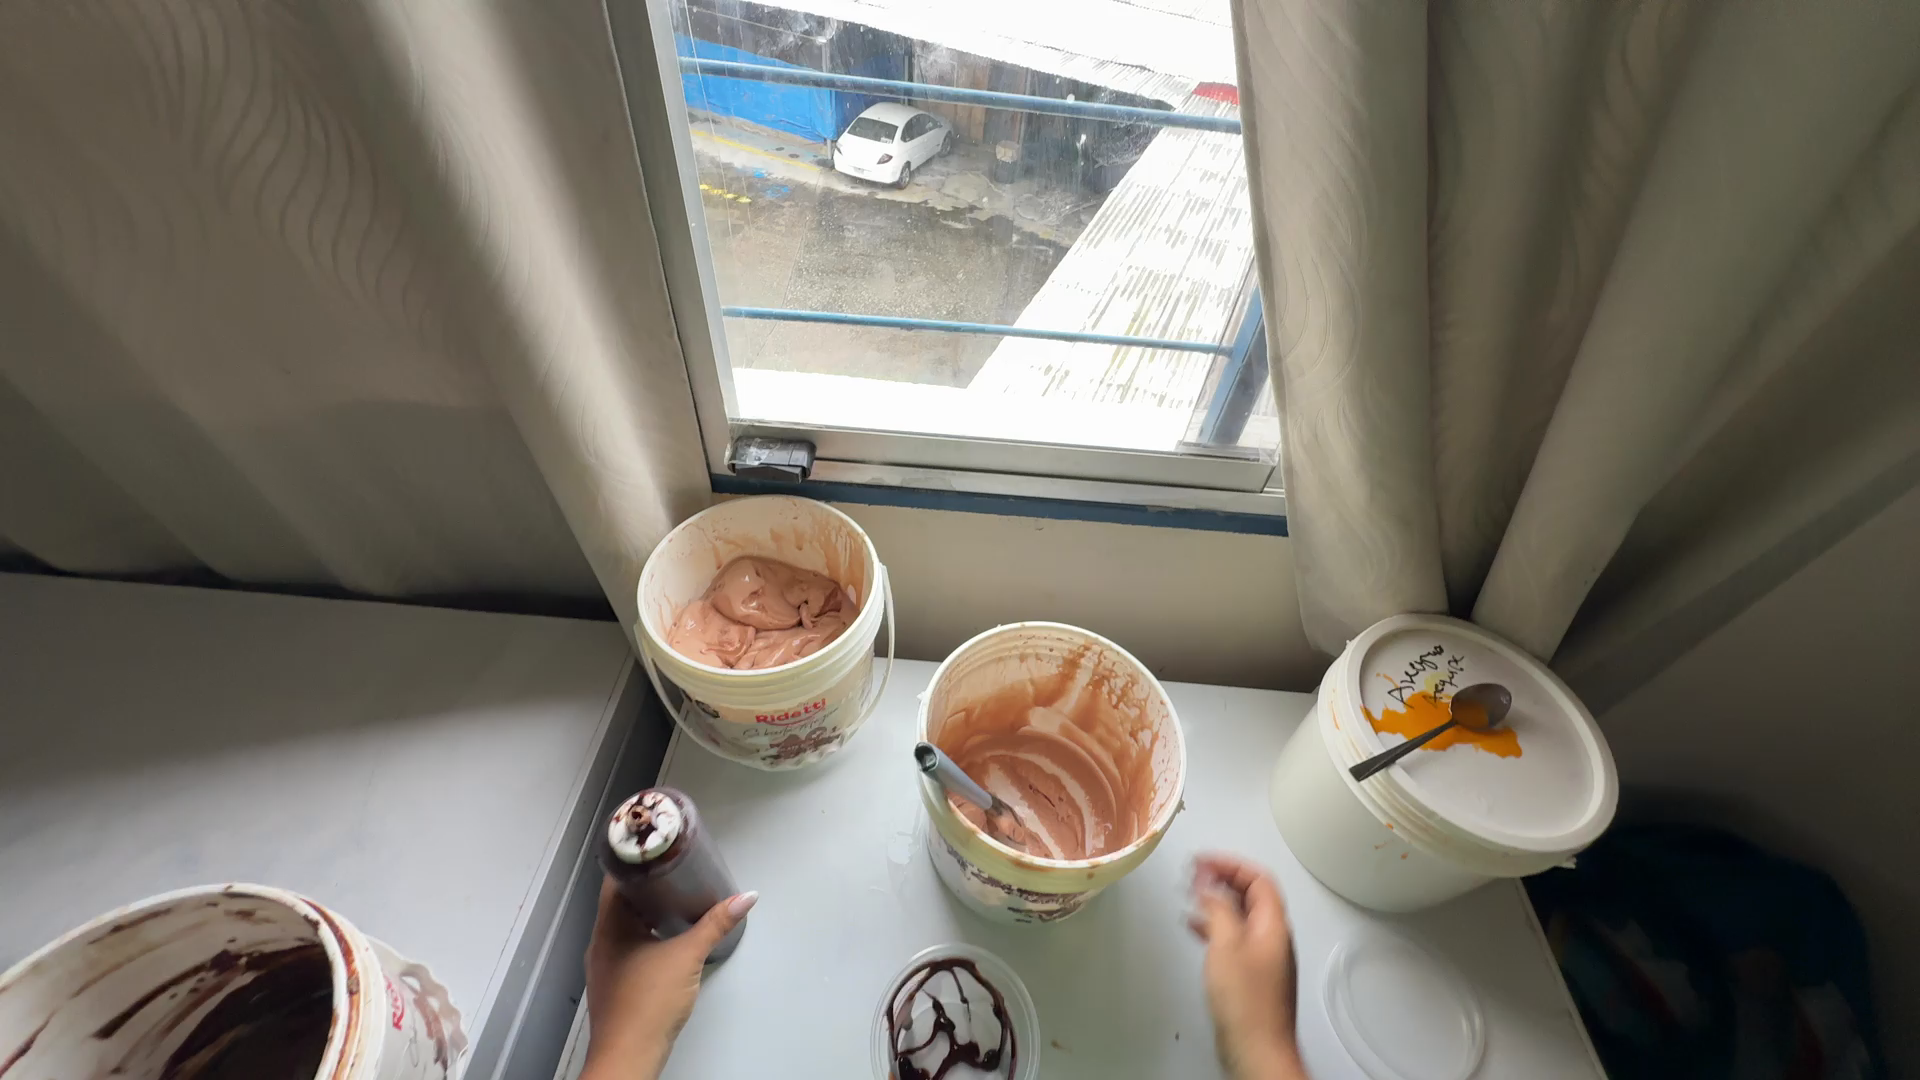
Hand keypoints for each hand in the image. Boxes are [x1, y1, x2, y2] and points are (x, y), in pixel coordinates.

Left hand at [580, 879, 757, 1079]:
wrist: (627, 1062)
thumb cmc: (648, 1004)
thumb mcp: (688, 957)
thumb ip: (716, 924)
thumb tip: (745, 897)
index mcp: (609, 928)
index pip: (616, 879)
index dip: (638, 859)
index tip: (662, 845)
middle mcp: (601, 942)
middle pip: (621, 899)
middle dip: (649, 881)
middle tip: (678, 864)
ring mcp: (606, 964)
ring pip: (624, 922)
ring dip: (648, 906)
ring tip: (678, 891)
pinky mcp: (615, 981)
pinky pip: (628, 941)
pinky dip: (647, 929)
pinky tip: (669, 930)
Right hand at [1188, 854, 1306, 1079]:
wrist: (1256, 1051)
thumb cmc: (1246, 1002)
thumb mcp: (1226, 943)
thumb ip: (1218, 908)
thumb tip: (1209, 888)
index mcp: (1273, 926)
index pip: (1258, 879)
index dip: (1230, 864)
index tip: (1203, 862)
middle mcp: (1271, 938)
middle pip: (1250, 894)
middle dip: (1221, 878)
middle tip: (1195, 874)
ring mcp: (1262, 957)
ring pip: (1239, 914)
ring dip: (1215, 900)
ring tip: (1190, 894)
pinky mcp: (1249, 974)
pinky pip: (1232, 935)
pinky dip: (1213, 923)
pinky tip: (1196, 927)